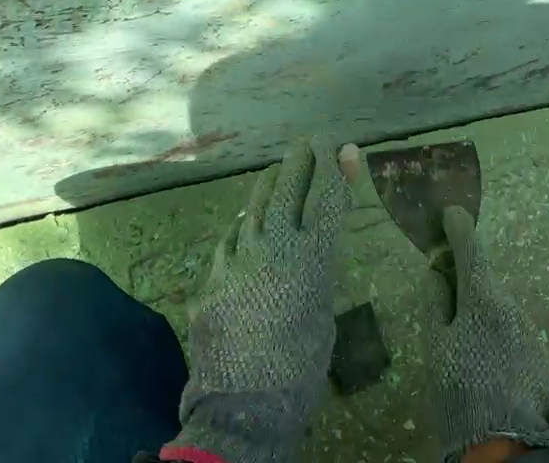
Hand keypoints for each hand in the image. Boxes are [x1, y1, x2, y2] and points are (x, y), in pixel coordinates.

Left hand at [166, 139, 352, 462]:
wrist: (243, 406)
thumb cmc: (300, 368)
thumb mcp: (325, 311)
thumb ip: (322, 265)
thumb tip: (321, 235)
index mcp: (311, 260)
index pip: (326, 197)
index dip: (333, 167)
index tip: (336, 145)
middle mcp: (274, 248)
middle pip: (289, 189)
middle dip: (301, 161)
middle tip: (307, 143)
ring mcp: (238, 258)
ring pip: (256, 205)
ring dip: (270, 184)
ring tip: (279, 169)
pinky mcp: (212, 275)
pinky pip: (231, 238)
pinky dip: (245, 225)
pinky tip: (248, 221)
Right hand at [424, 207, 548, 462]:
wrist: (509, 450)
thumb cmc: (461, 394)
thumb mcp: (436, 348)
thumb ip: (435, 303)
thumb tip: (436, 270)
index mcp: (484, 300)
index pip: (470, 249)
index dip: (458, 228)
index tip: (451, 212)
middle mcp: (513, 307)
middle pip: (485, 281)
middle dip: (465, 279)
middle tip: (443, 284)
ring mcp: (531, 333)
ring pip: (499, 310)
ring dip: (481, 311)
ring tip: (461, 339)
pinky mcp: (541, 358)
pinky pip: (512, 333)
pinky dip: (496, 335)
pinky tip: (484, 362)